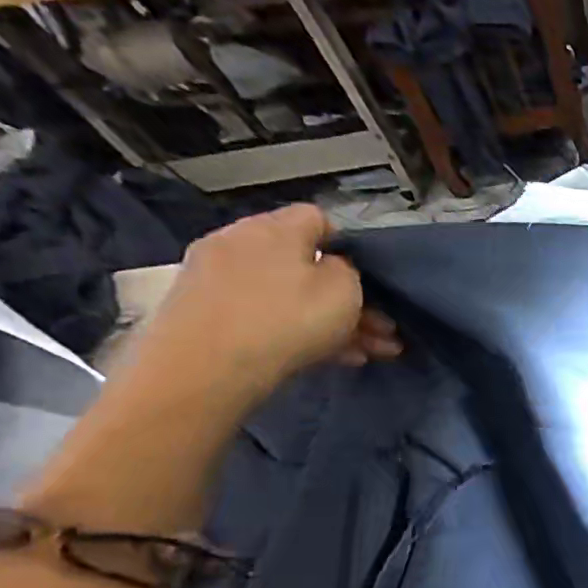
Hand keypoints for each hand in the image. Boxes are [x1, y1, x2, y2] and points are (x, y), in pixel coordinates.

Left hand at [134, 205, 401, 404]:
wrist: (205, 369)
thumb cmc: (288, 319)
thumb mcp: (344, 290)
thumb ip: (348, 270)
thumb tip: (333, 267)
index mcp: (275, 228)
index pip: (317, 218)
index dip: (348, 246)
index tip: (368, 278)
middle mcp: (240, 243)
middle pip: (305, 265)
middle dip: (348, 298)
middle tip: (382, 329)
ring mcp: (217, 279)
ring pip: (289, 295)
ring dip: (331, 321)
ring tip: (368, 353)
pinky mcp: (206, 314)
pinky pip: (264, 316)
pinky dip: (297, 333)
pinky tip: (330, 359)